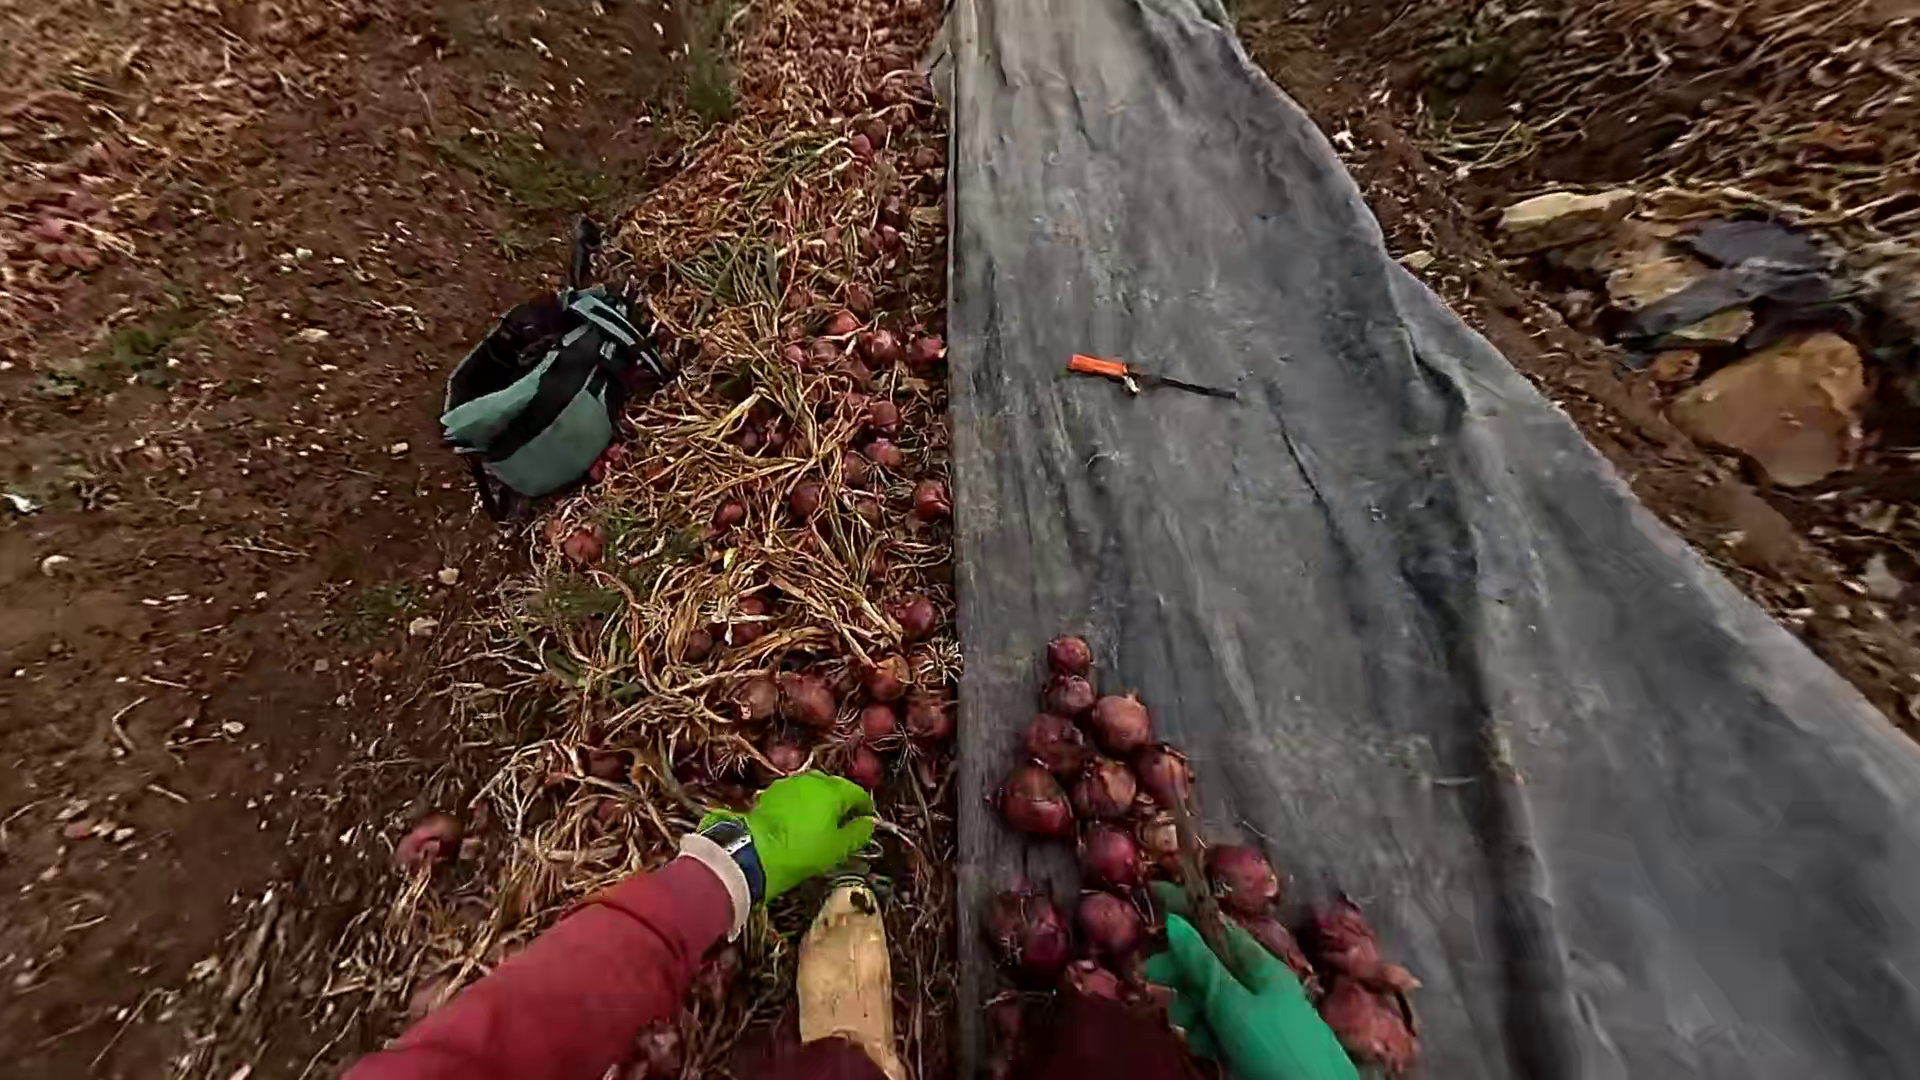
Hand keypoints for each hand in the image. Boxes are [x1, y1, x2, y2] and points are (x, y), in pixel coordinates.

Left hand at [703, 772, 875, 900]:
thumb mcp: (836, 849)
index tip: (867, 820)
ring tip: (821, 821)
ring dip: (821, 801)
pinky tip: (799, 821)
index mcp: (833, 790)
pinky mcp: (772, 791)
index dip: (865, 807)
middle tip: (845, 823)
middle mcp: (813, 780)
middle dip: (843, 802)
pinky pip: (795, 794)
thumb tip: (869, 823)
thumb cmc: (800, 852)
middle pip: (835, 787)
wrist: (751, 854)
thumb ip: (858, 833)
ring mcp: (790, 783)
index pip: (858, 793)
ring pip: (814, 788)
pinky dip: (802, 804)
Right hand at [1143, 882, 1356, 1079]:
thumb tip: (1174, 920)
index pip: (1217, 924)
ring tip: (1182, 1022)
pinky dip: (1204, 1031)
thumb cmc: (1278, 1053)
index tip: (1154, 892)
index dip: (1186, 908)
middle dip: (1180, 966)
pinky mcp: (1251, 1052)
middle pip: (1209, 961)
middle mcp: (1258, 987)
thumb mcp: (1234, 1006)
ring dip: (1190, 1003)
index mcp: (1261, 966)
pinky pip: (1218, 1028)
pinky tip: (1200, 1044)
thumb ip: (1201, 964)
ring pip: (1210, 996)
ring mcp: (1256, 1021)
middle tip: (1153, 974)